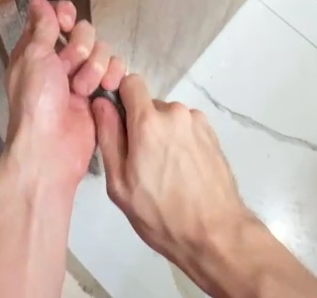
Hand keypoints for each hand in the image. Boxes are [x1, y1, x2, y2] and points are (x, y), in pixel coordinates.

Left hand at [3, 0, 125, 192]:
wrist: (51, 148)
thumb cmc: (35, 101)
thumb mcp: (32, 58)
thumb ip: (42, 27)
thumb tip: (39, 2)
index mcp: (38, 49)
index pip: (57, 15)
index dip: (65, 14)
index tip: (66, 22)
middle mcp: (60, 60)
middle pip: (84, 30)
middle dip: (81, 48)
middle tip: (69, 69)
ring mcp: (82, 76)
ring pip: (103, 49)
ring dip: (94, 67)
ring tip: (83, 90)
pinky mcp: (102, 92)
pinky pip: (116, 68)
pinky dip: (112, 76)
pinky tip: (104, 90)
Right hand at [91, 74, 254, 267]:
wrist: (216, 234)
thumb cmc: (162, 215)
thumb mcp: (121, 184)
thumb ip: (108, 137)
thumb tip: (101, 103)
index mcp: (148, 122)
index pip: (131, 82)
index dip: (122, 97)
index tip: (119, 120)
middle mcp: (174, 112)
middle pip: (149, 105)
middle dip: (142, 125)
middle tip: (142, 162)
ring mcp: (196, 121)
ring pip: (169, 118)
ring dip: (163, 135)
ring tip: (166, 172)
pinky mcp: (212, 133)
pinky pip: (186, 127)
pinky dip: (181, 142)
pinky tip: (183, 171)